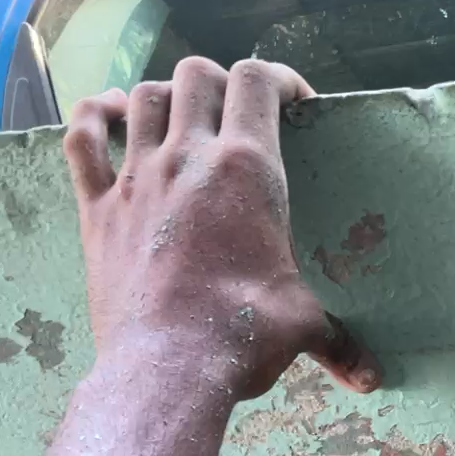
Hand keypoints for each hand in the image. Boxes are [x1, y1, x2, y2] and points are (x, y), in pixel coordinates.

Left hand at [63, 58, 383, 399]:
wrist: (169, 368)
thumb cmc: (244, 336)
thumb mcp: (304, 329)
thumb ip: (339, 342)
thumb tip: (370, 378)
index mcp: (248, 174)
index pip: (257, 83)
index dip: (278, 78)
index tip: (293, 102)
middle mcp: (188, 159)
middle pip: (196, 77)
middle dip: (221, 84)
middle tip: (238, 116)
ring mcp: (136, 179)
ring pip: (143, 98)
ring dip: (166, 97)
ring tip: (183, 118)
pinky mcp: (99, 209)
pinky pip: (83, 139)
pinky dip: (93, 116)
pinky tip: (108, 113)